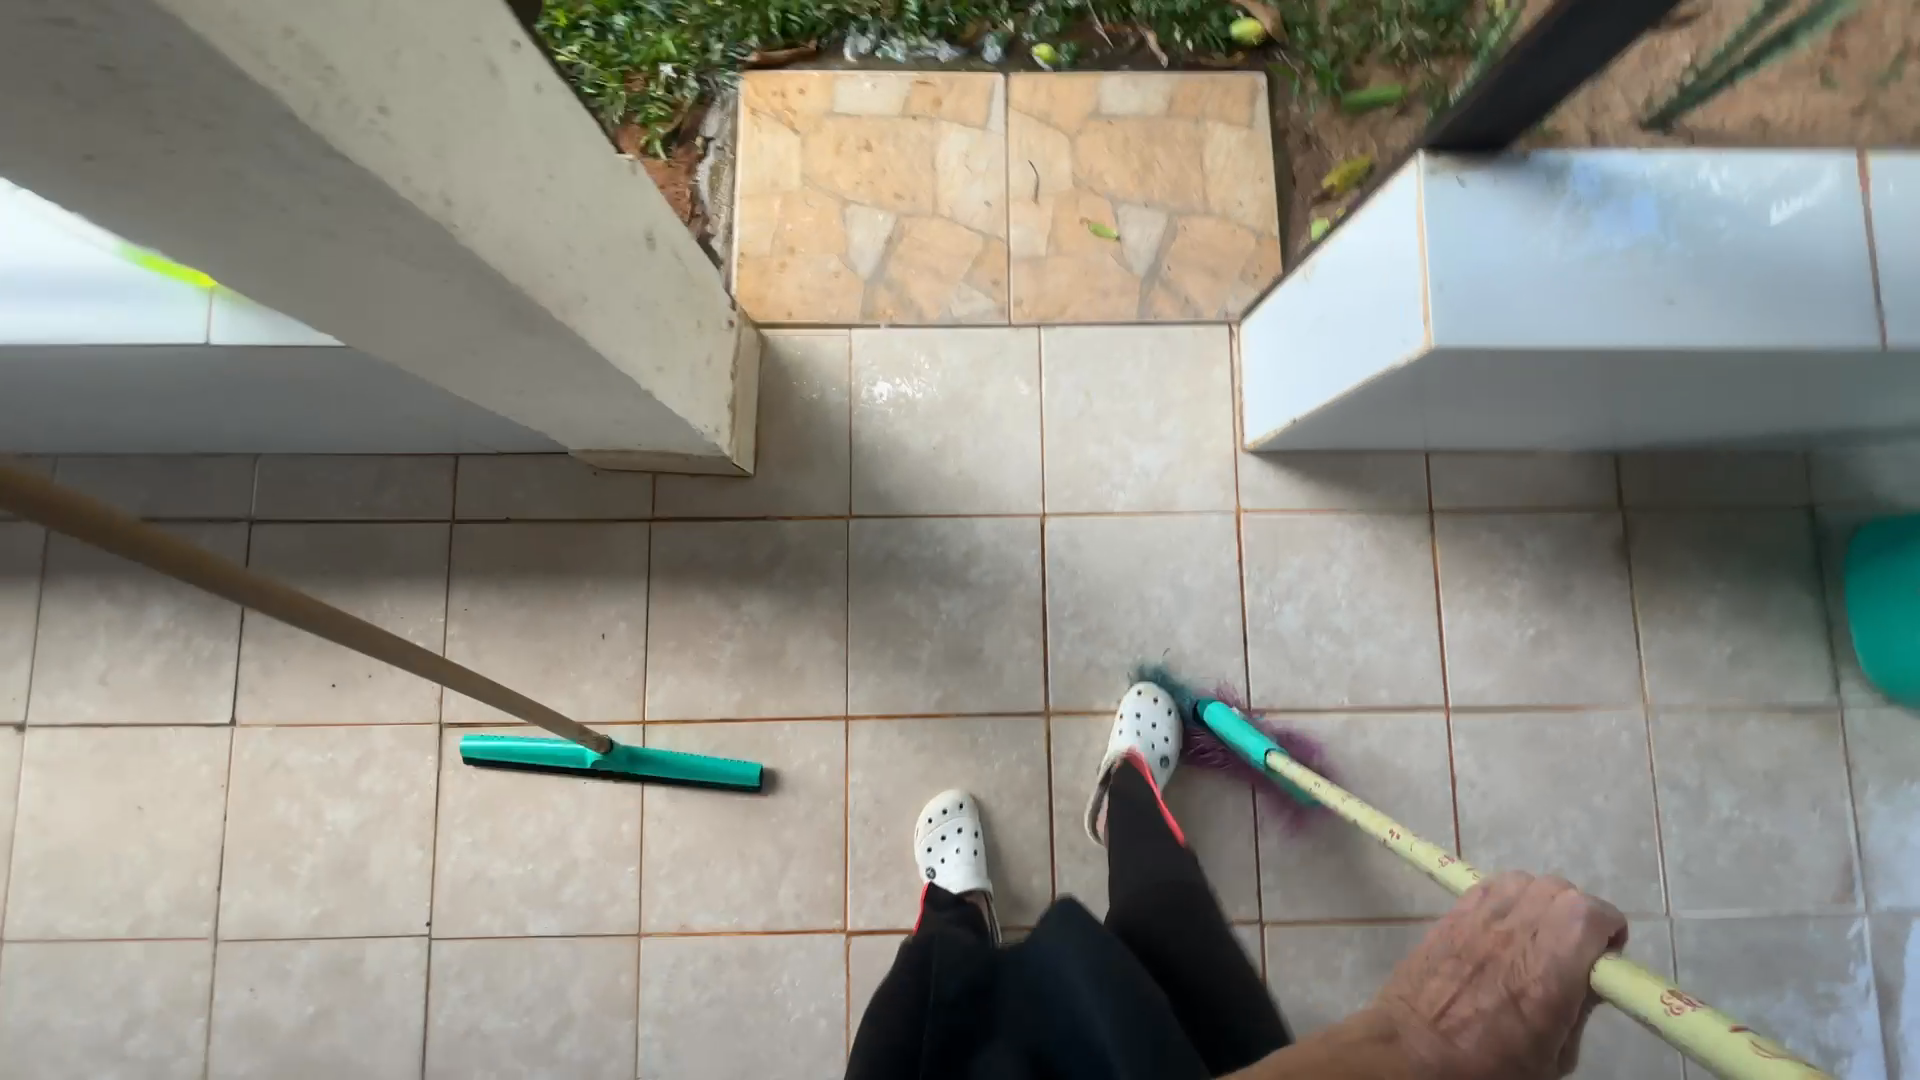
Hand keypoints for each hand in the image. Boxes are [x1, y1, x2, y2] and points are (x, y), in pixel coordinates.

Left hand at [1372, 872, 1626, 1079]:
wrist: (1417, 1047)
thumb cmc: (1492, 1064)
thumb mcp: (1556, 1054)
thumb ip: (1579, 1007)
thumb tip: (1592, 976)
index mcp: (1546, 972)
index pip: (1585, 914)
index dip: (1608, 925)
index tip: (1609, 951)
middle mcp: (1511, 934)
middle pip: (1556, 888)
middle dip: (1578, 912)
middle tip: (1577, 944)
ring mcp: (1475, 919)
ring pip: (1520, 880)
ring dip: (1540, 898)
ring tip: (1541, 931)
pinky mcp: (1449, 916)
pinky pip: (1486, 886)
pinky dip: (1506, 895)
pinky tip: (1506, 924)